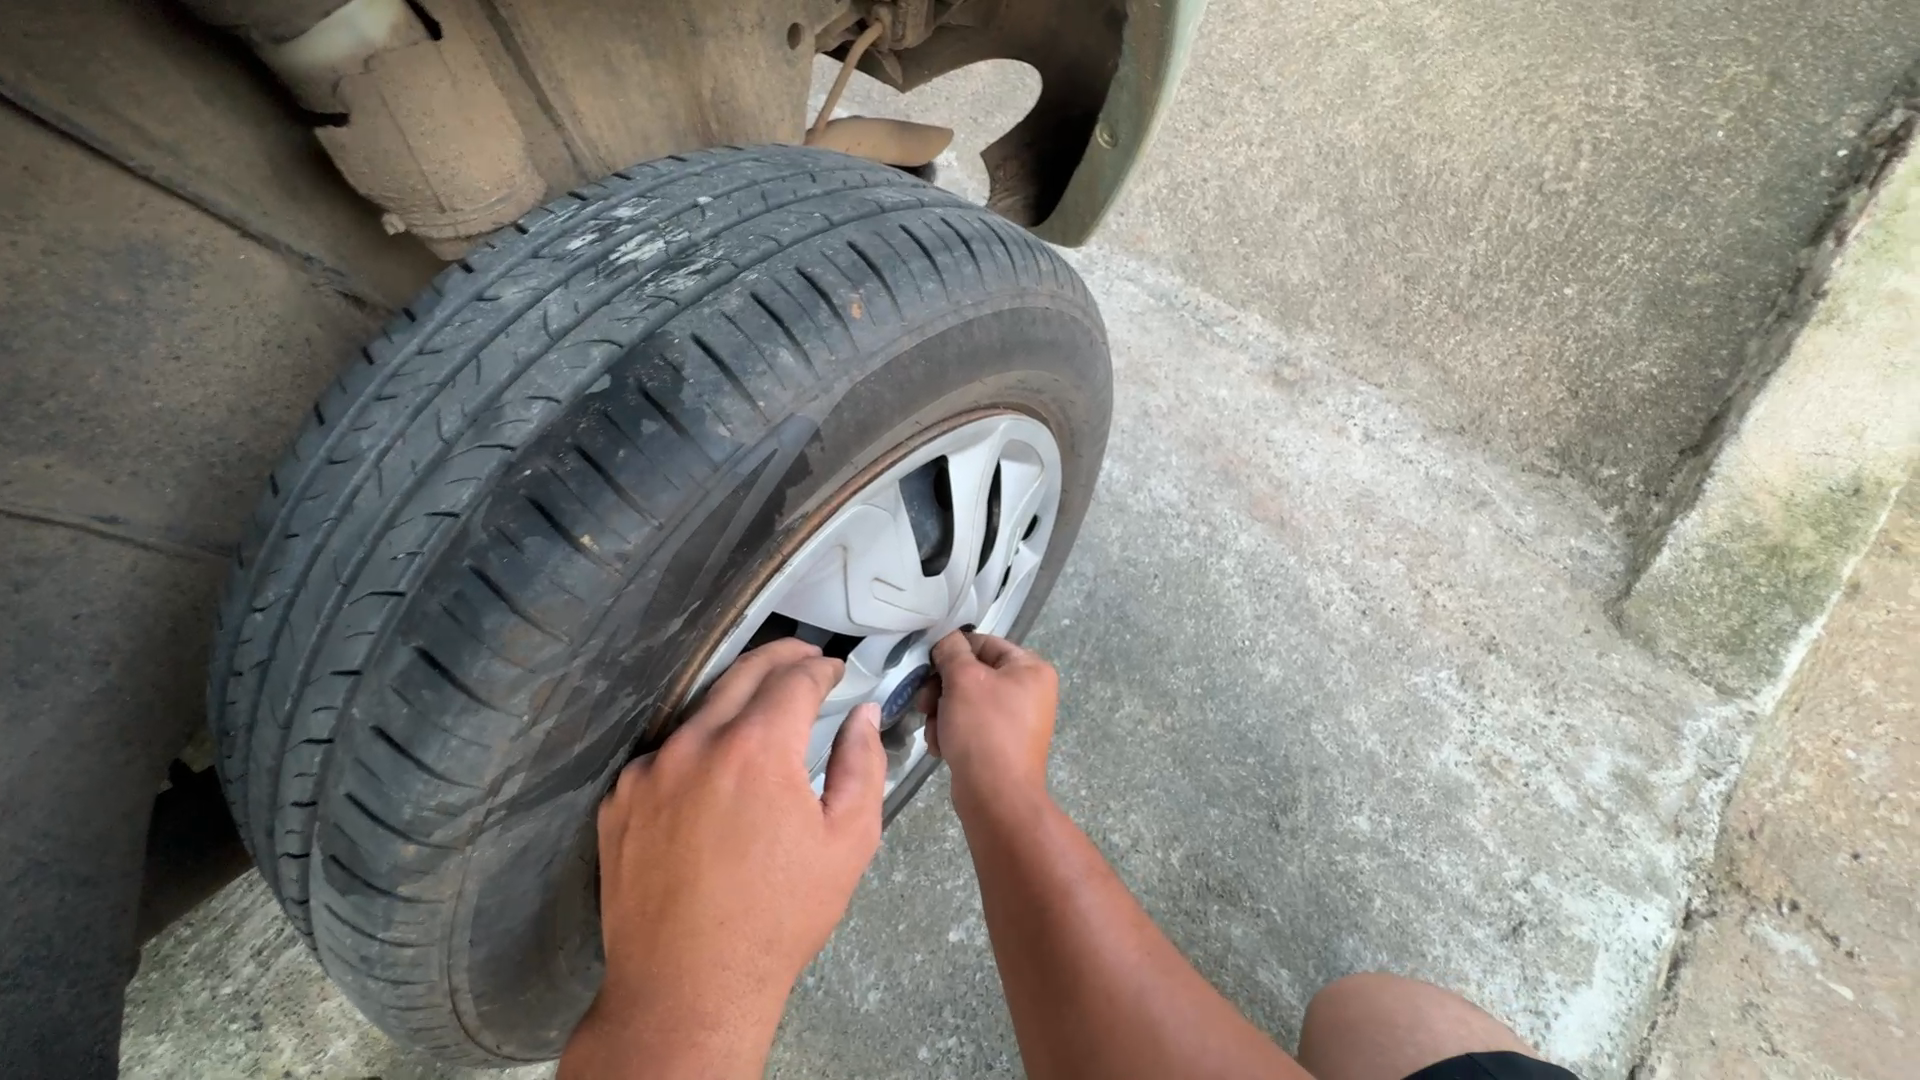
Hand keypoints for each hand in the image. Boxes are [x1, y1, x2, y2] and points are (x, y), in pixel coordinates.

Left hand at [560, 639, 885, 1079]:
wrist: (687, 988)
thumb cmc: (778, 917)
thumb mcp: (849, 841)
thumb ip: (863, 763)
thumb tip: (863, 714)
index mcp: (757, 749)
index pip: (794, 678)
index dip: (821, 667)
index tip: (835, 670)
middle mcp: (696, 744)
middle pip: (743, 672)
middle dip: (781, 656)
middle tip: (805, 658)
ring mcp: (649, 770)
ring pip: (701, 709)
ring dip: (737, 699)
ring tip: (765, 709)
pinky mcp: (620, 799)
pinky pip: (666, 752)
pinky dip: (698, 746)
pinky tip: (716, 772)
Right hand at [922, 631, 1058, 812]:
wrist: (996, 797)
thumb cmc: (984, 729)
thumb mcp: (963, 679)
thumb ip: (951, 651)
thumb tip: (946, 639)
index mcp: (1031, 668)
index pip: (984, 643)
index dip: (953, 651)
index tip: (927, 665)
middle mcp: (1029, 691)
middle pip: (973, 674)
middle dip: (942, 689)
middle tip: (924, 703)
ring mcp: (1016, 720)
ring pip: (966, 701)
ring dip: (942, 713)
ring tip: (934, 730)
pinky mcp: (1001, 745)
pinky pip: (971, 726)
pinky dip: (952, 733)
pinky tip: (942, 747)